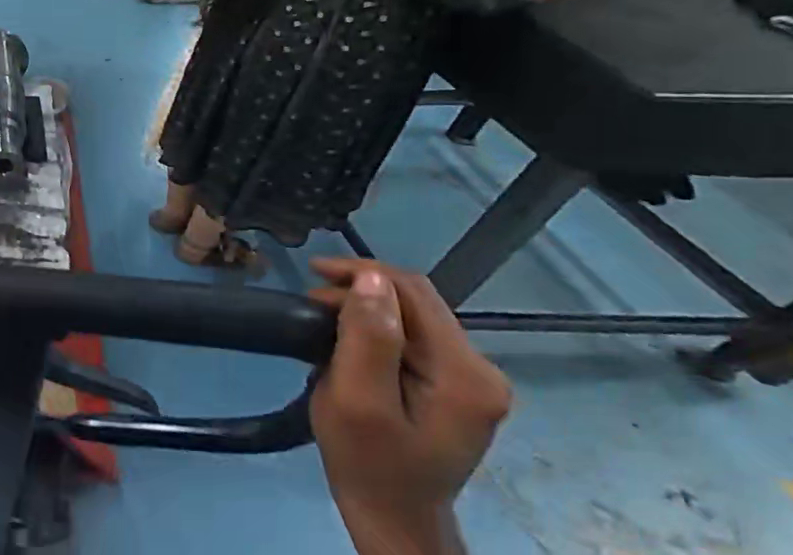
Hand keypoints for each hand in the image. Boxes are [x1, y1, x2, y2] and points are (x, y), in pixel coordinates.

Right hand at [308, 259, 511, 554]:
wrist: (393, 519)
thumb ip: (368, 337)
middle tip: (312, 300)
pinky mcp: (456, 386)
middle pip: (416, 301)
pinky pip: (414, 336)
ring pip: (413, 315)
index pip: (412, 292)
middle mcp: (480, 370)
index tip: (312, 273)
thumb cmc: (369, 464)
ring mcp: (471, 380)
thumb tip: (370, 278)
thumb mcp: (357, 400)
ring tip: (322, 318)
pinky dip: (376, 327)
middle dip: (361, 289)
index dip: (361, 273)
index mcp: (465, 374)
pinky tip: (348, 337)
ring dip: (365, 308)